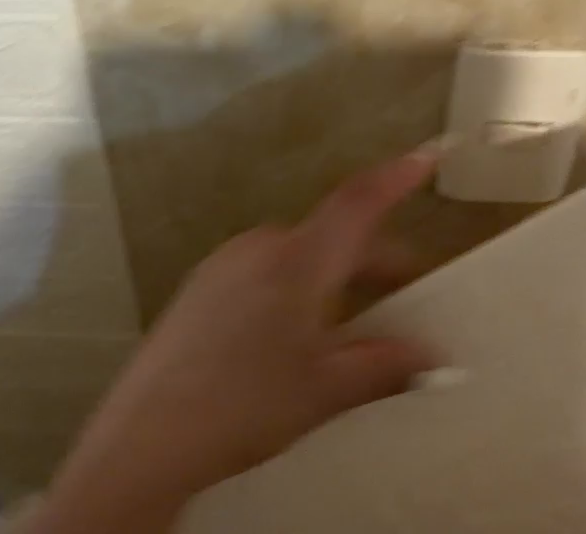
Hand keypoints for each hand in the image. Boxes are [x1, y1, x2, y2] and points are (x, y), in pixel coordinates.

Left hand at [30, 147, 441, 533]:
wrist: (150, 431)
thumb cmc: (248, 403)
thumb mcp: (326, 389)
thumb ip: (385, 366)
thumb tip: (435, 359)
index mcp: (298, 260)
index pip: (357, 205)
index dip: (394, 179)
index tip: (426, 155)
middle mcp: (260, 246)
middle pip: (329, 236)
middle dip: (371, 260)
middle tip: (402, 293)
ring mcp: (225, 262)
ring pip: (295, 255)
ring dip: (330, 276)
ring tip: (346, 325)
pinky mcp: (202, 284)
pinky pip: (262, 270)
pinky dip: (293, 286)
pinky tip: (289, 334)